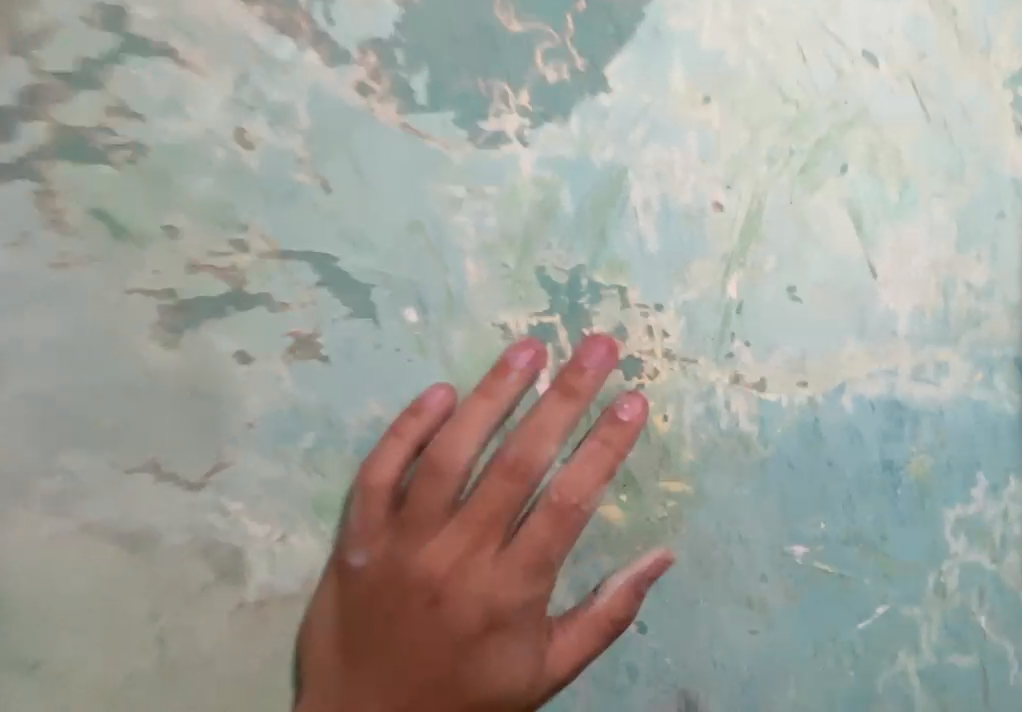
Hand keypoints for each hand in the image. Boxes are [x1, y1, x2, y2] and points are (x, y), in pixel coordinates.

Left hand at [294, 334, 672, 711]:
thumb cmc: (469, 700)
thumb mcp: (549, 672)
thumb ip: (609, 613)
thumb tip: (665, 555)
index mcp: (512, 592)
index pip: (570, 503)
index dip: (606, 447)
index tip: (635, 399)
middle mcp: (459, 560)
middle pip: (518, 463)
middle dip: (565, 396)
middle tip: (597, 345)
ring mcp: (401, 547)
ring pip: (450, 456)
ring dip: (493, 395)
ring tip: (529, 347)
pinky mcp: (356, 542)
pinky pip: (378, 475)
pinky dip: (408, 430)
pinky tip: (443, 392)